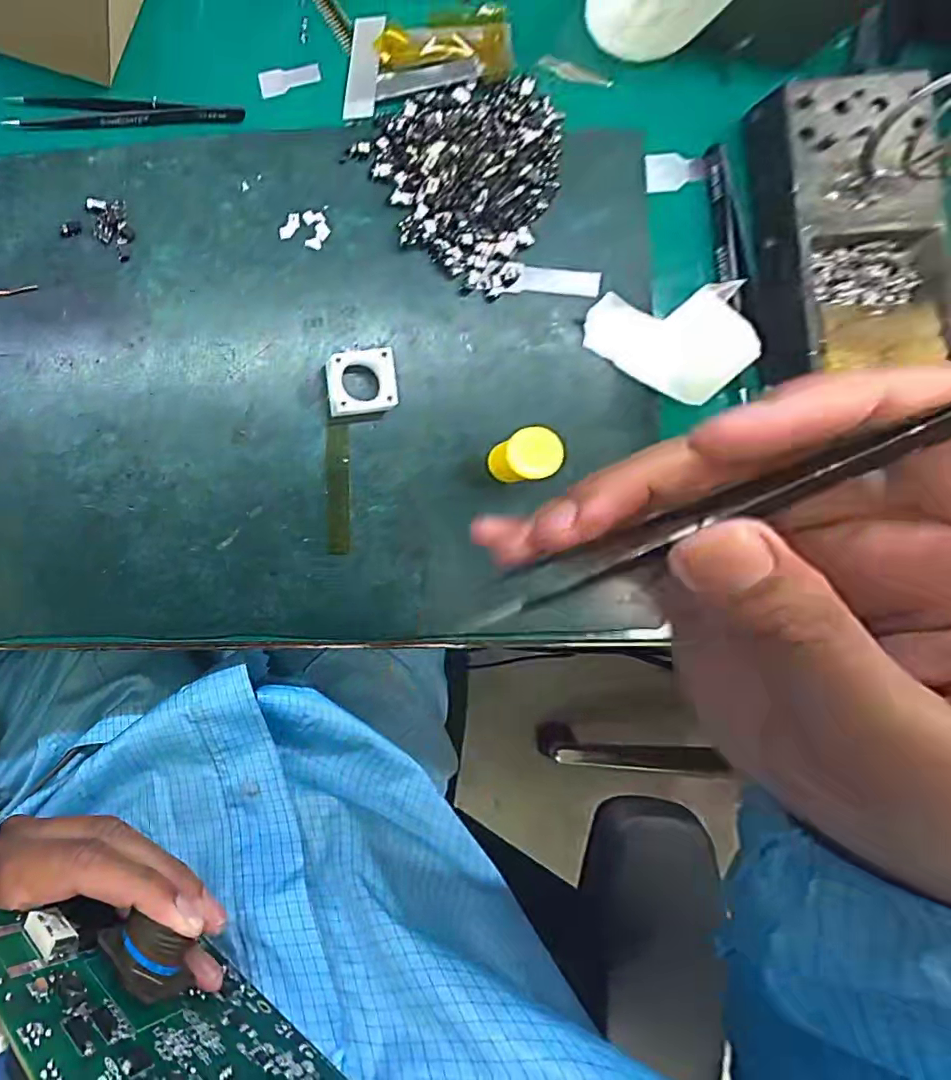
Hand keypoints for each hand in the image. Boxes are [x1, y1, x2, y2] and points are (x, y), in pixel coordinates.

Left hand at [0, 815, 229, 1035]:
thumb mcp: (0, 988)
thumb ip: (66, 984)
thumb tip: (144, 996)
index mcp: (10, 867)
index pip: (86, 861)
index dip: (143, 886)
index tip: (190, 922)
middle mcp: (27, 838)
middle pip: (109, 837)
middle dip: (166, 874)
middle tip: (212, 920)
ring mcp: (38, 836)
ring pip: (113, 836)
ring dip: (162, 870)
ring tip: (204, 913)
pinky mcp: (50, 846)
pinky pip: (105, 848)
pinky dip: (142, 872)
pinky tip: (169, 902)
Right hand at [472, 369, 950, 902]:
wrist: (890, 837)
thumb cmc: (935, 798)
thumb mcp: (886, 725)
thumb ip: (805, 631)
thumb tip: (709, 542)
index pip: (915, 429)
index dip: (820, 415)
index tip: (719, 444)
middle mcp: (866, 526)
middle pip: (750, 464)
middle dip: (649, 484)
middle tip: (573, 522)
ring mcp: (773, 551)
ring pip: (672, 500)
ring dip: (588, 512)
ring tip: (524, 539)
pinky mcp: (702, 579)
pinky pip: (630, 545)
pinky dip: (566, 544)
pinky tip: (511, 541)